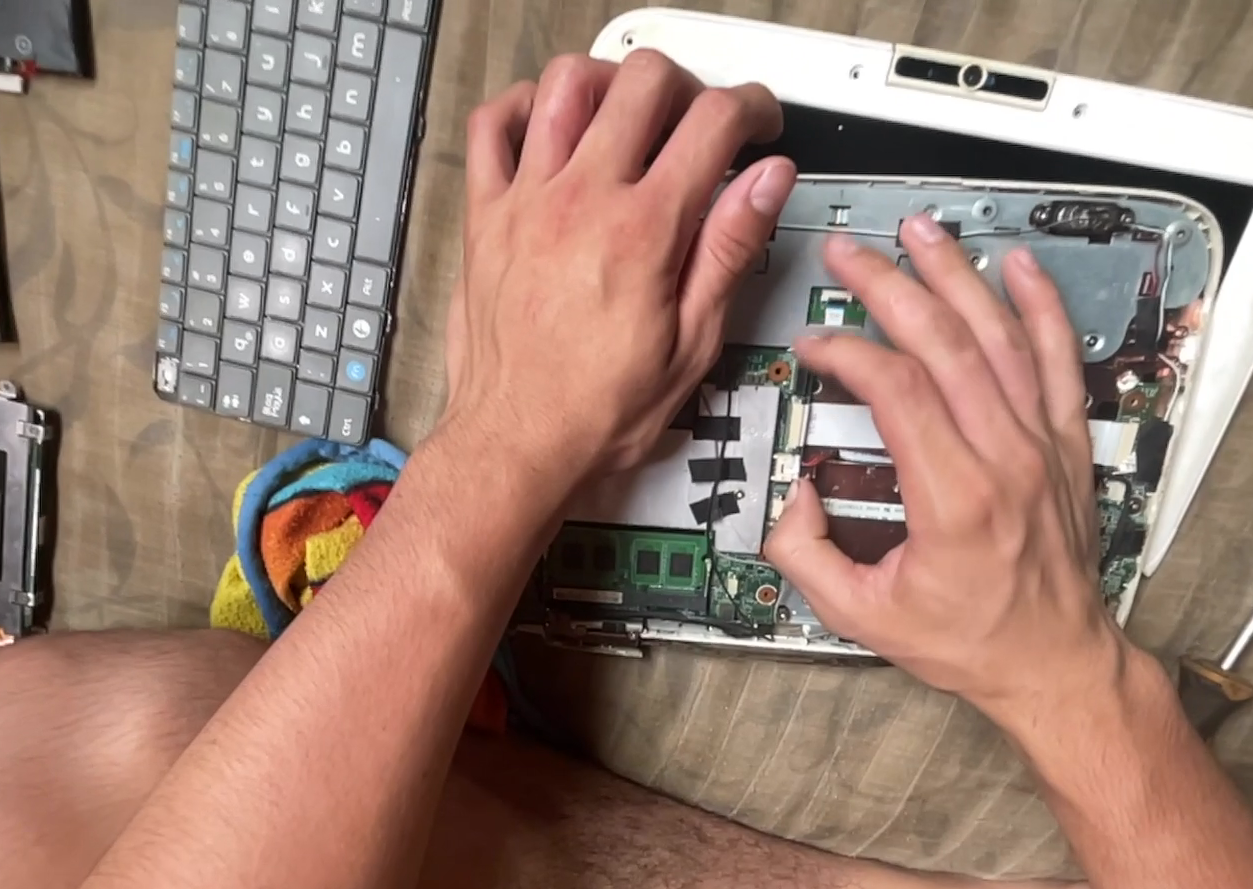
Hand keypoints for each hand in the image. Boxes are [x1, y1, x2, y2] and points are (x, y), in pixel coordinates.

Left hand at [437, 52, 794, 489]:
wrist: (517, 444)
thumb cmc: (596, 414)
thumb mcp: (689, 347)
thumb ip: (728, 253)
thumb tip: (766, 183)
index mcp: (642, 234)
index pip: (713, 123)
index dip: (751, 109)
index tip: (757, 126)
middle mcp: (580, 203)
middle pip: (643, 81)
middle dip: (688, 88)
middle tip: (698, 125)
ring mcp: (526, 205)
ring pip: (566, 83)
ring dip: (610, 83)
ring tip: (629, 119)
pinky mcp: (485, 221)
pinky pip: (491, 127)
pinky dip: (522, 107)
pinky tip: (549, 129)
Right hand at [765, 216, 1125, 727]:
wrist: (1054, 662)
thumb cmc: (968, 640)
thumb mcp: (858, 615)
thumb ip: (805, 556)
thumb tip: (795, 500)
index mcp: (954, 497)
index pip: (897, 390)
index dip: (848, 352)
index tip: (815, 344)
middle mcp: (1006, 458)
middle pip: (944, 344)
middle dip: (889, 287)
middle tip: (849, 254)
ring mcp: (1043, 445)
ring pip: (1000, 337)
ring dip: (955, 277)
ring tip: (920, 234)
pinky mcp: (1064, 445)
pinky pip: (1059, 359)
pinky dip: (1041, 306)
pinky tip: (1018, 268)